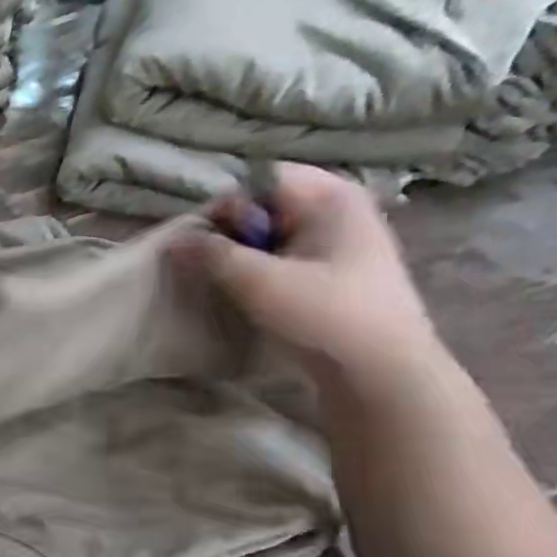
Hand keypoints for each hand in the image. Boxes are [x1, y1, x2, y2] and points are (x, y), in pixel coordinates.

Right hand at [172, 163, 444, 385]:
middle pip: (267, 208)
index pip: (261, 181)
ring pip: (275, 237)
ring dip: (245, 257)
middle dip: (233, 233)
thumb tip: (174, 241)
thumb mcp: (257, 281)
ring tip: (226, 283)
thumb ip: (211, 254)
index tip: (202, 242)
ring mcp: (342, 246)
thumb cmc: (325, 315)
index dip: (227, 208)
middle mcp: (340, 211)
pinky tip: (250, 297)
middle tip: (210, 265)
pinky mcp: (338, 278)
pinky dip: (263, 272)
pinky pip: (287, 260)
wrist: (383, 375)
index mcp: (332, 197)